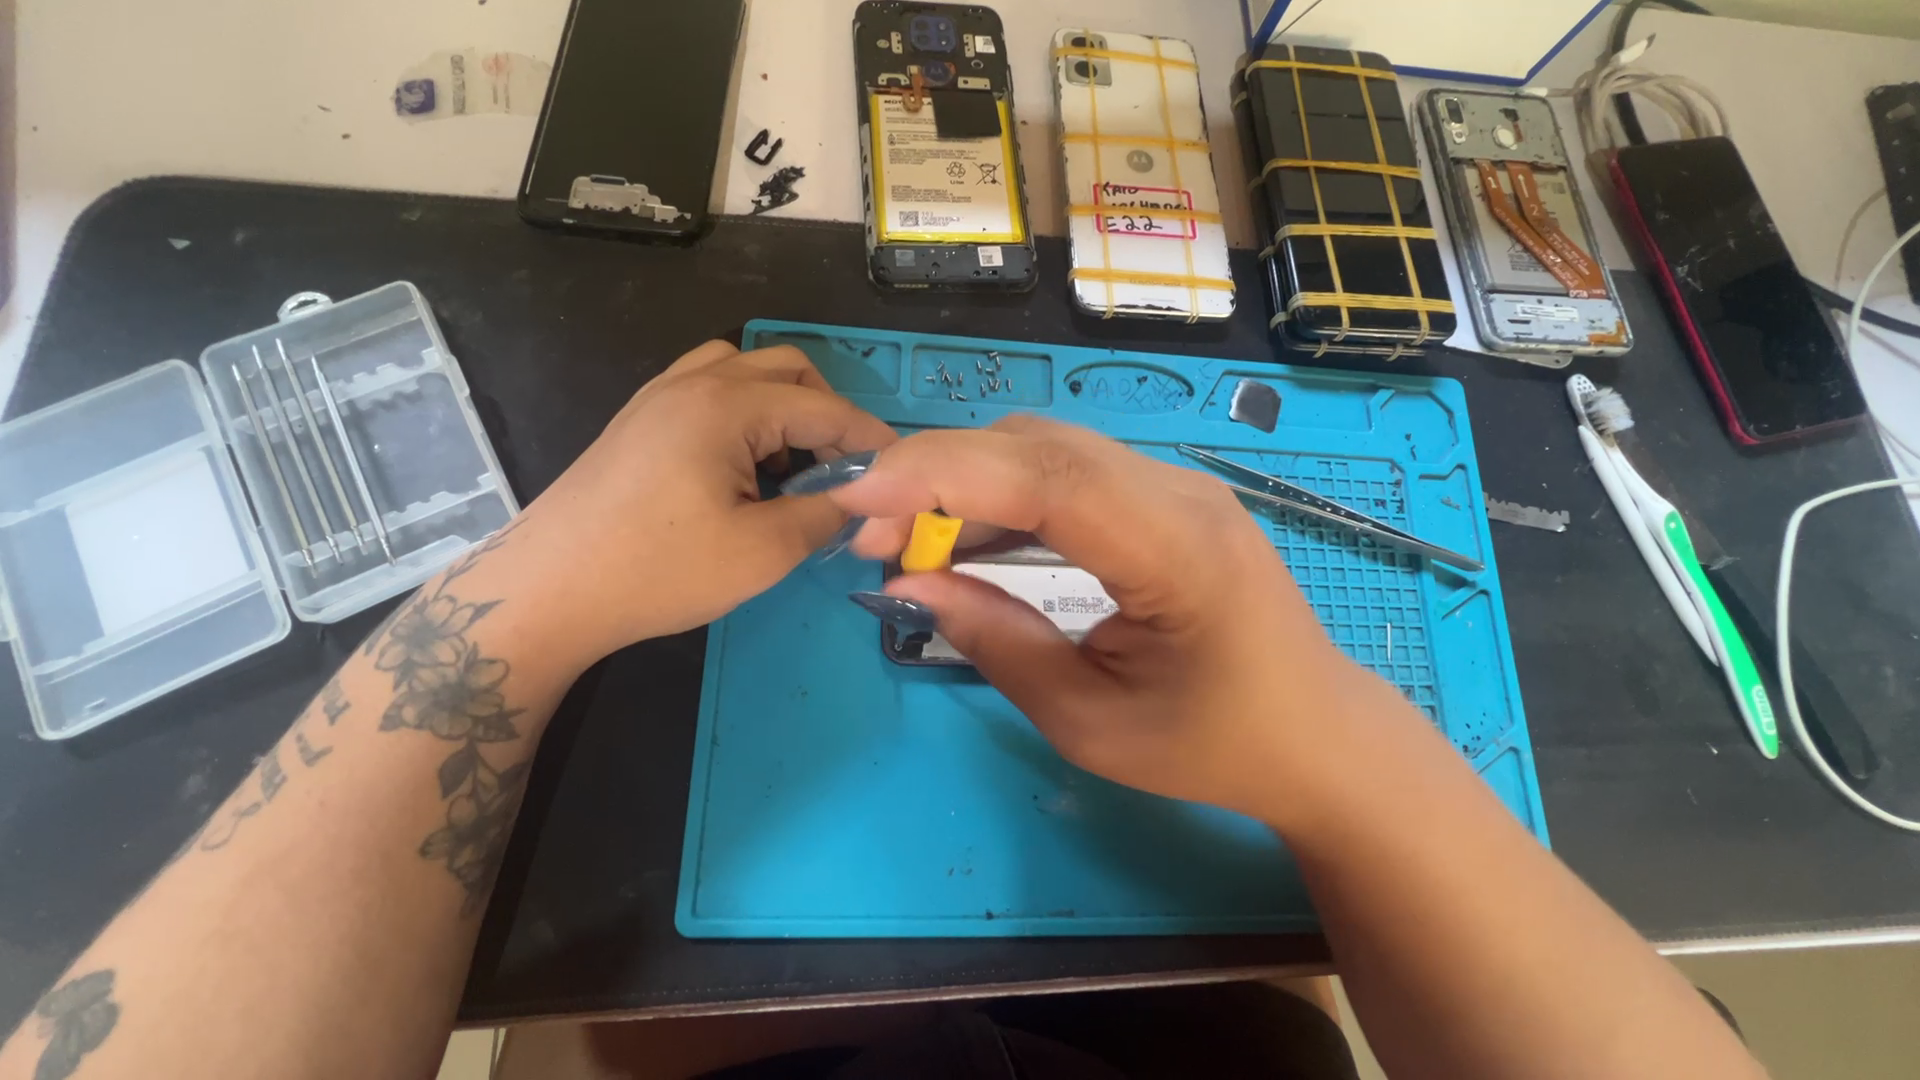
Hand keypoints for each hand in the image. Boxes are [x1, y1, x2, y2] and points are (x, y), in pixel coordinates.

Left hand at [500, 341, 896, 663]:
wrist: (549, 591)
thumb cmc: (659, 570)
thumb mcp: (762, 552)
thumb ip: (823, 515)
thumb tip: (858, 498)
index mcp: (728, 404)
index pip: (823, 407)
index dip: (868, 438)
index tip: (898, 469)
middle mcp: (693, 382)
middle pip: (786, 369)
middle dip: (827, 412)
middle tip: (843, 469)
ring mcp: (658, 396)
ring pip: (743, 371)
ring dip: (782, 406)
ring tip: (790, 465)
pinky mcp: (638, 420)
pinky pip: (708, 390)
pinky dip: (743, 412)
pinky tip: (741, 465)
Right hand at [827, 416, 1402, 821]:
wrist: (1317, 735)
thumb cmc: (1213, 746)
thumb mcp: (1091, 722)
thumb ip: (999, 644)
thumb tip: (912, 585)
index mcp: (1176, 548)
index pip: (1046, 478)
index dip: (941, 474)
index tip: (858, 496)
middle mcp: (1179, 492)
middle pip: (1039, 446)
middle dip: (937, 473)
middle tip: (869, 530)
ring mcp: (1176, 486)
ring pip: (1047, 450)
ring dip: (965, 481)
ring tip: (904, 536)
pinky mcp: (1163, 497)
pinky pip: (1068, 475)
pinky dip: (1003, 496)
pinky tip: (964, 535)